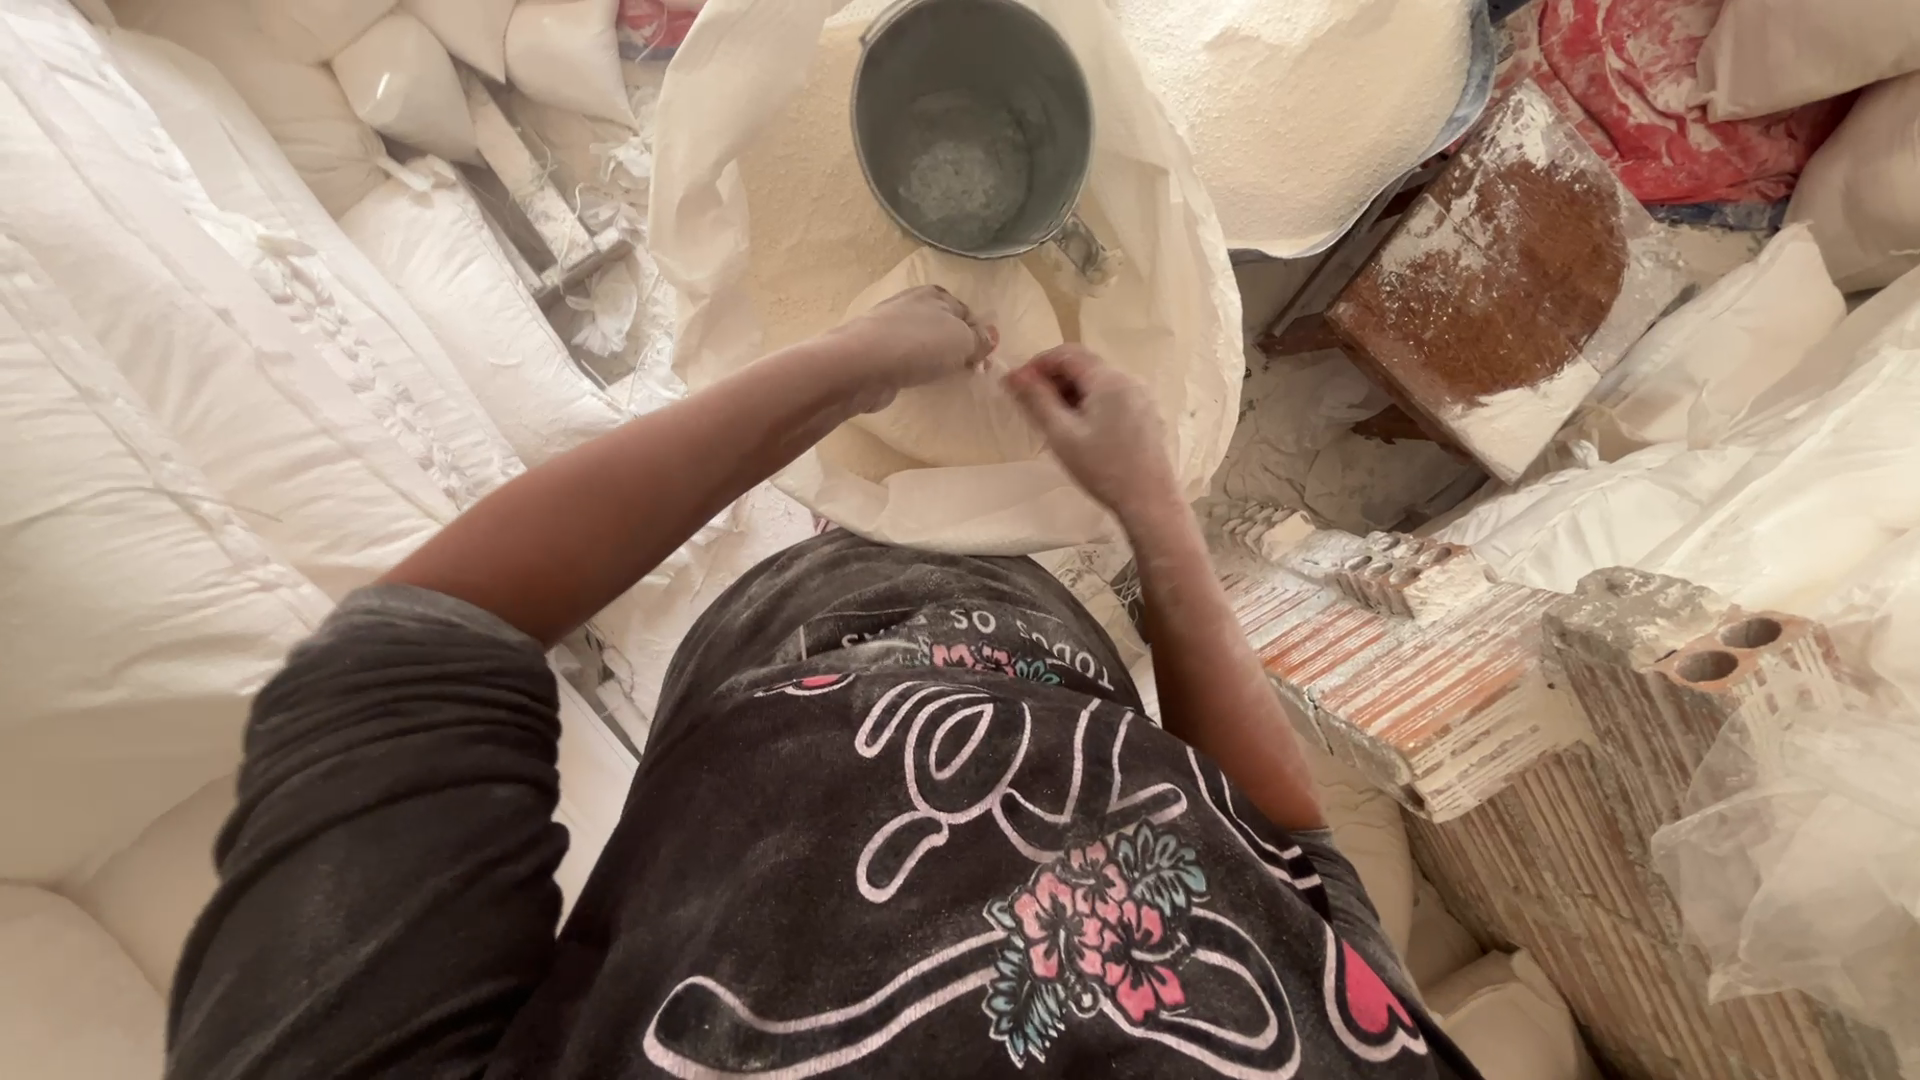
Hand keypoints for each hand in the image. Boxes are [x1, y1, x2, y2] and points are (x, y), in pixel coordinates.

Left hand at [829, 286, 997, 411]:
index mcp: (935, 294)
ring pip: (923, 341)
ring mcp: (890, 327)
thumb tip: (991, 336)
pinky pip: (905, 357)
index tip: (984, 358)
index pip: (965, 311)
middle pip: (943, 325)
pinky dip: (914, 367)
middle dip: (956, 346)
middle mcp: (911, 304)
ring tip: (943, 377)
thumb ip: (980, 339)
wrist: (864, 363)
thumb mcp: (962, 340)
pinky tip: (917, 379)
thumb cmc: (920, 344)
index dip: (978, 334)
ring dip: (935, 357)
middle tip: (967, 370)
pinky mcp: (876, 350)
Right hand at [1005, 344, 1183, 523]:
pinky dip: (1089, 404)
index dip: (1037, 364)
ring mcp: (1141, 398)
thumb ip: (1036, 401)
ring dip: (1070, 393)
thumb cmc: (1102, 469)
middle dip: (1053, 380)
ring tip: (1051, 422)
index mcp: (1108, 380)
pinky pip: (1111, 398)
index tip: (1016, 385)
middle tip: (1030, 405)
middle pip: (1084, 366)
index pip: (1067, 353)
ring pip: (1097, 383)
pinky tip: (1078, 431)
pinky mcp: (1145, 415)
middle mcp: (1128, 380)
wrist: (1149, 501)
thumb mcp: (1061, 435)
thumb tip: (1012, 376)